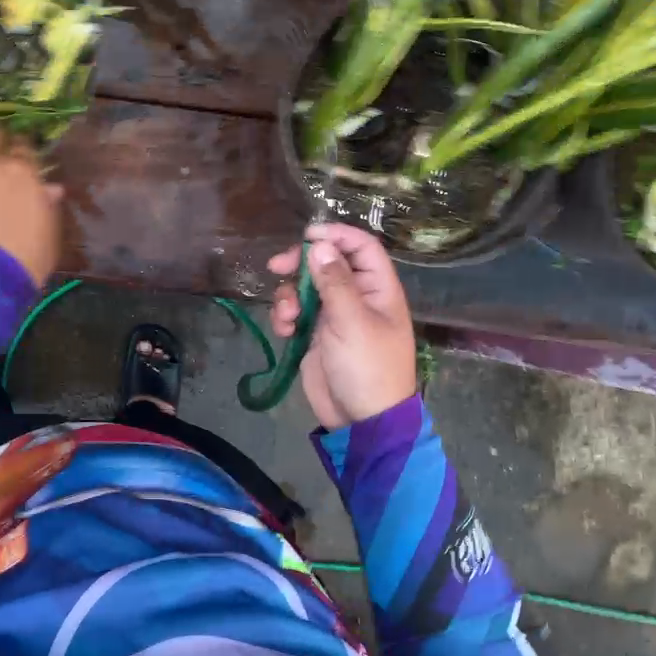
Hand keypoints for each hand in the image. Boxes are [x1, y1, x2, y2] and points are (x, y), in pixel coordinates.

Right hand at [268, 223, 416, 429]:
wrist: (360, 420)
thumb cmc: (367, 368)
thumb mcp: (352, 322)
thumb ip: (334, 282)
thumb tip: (320, 245)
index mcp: (378, 289)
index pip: (361, 247)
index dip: (337, 235)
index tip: (307, 235)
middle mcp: (357, 297)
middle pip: (327, 263)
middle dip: (301, 263)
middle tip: (277, 266)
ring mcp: (335, 316)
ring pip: (306, 287)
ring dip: (289, 296)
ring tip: (287, 317)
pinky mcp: (315, 335)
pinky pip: (296, 313)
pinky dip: (285, 317)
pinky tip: (285, 332)